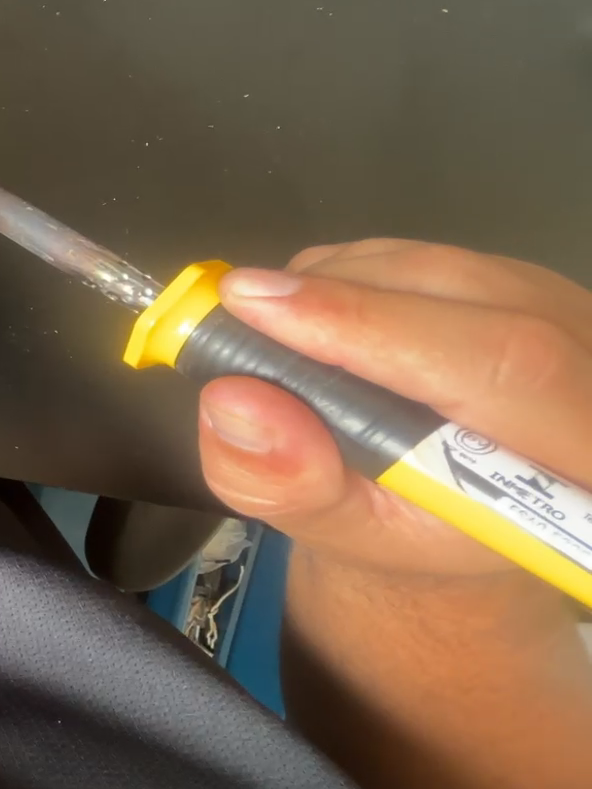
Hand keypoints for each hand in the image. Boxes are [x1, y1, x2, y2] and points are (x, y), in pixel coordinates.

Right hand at [197, 239, 591, 585]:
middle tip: (232, 307)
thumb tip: (231, 400)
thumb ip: (284, 482)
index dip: (366, 324)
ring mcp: (568, 318)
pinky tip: (316, 318)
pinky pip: (418, 257)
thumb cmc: (398, 529)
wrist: (441, 503)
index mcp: (576, 456)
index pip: (499, 363)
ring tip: (271, 332)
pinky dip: (342, 275)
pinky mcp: (520, 285)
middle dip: (331, 296)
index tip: (251, 305)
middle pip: (467, 296)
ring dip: (329, 285)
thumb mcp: (330, 531)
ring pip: (434, 269)